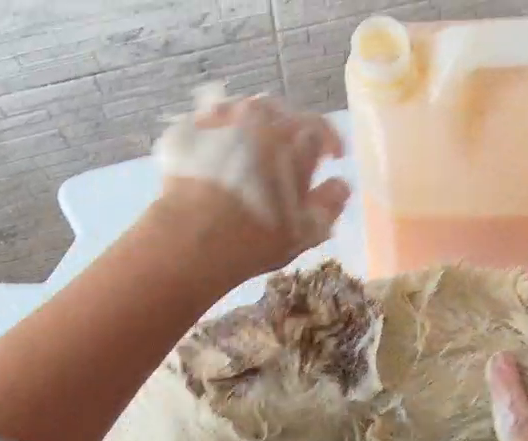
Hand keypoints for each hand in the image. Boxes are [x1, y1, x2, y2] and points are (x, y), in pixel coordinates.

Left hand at [150, 89, 349, 284]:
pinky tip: (220, 158)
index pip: (321, 128)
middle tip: (293, 158)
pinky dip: (221, 137)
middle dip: (292, 133)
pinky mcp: (186, 130)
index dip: (330, 144)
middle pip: (282, 115)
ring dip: (255, 129)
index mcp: (293, 138)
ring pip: (244, 113)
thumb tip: (341, 185)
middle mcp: (257, 116)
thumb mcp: (306, 230)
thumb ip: (330, 203)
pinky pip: (211, 125)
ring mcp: (219, 118)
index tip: (334, 158)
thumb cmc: (258, 237)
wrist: (191, 239)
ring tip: (256, 154)